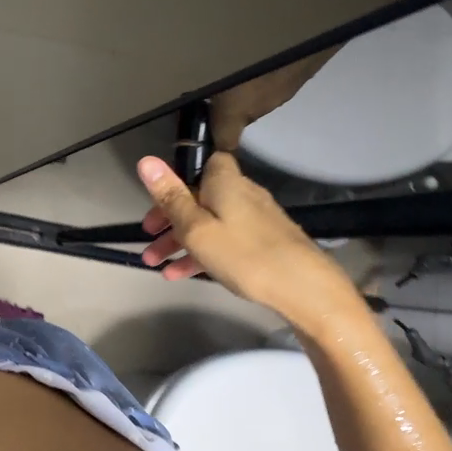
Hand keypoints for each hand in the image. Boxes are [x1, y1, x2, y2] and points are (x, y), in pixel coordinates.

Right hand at [135, 154, 364, 325]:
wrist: (305, 290)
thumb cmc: (244, 254)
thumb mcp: (195, 228)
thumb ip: (170, 196)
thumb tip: (146, 160)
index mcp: (225, 182)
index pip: (202, 163)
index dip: (179, 177)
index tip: (159, 198)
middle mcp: (241, 194)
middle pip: (199, 198)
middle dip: (169, 218)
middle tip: (147, 237)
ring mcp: (254, 220)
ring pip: (208, 223)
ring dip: (180, 241)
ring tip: (154, 264)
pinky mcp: (263, 243)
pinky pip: (224, 241)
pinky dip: (202, 253)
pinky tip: (180, 275)